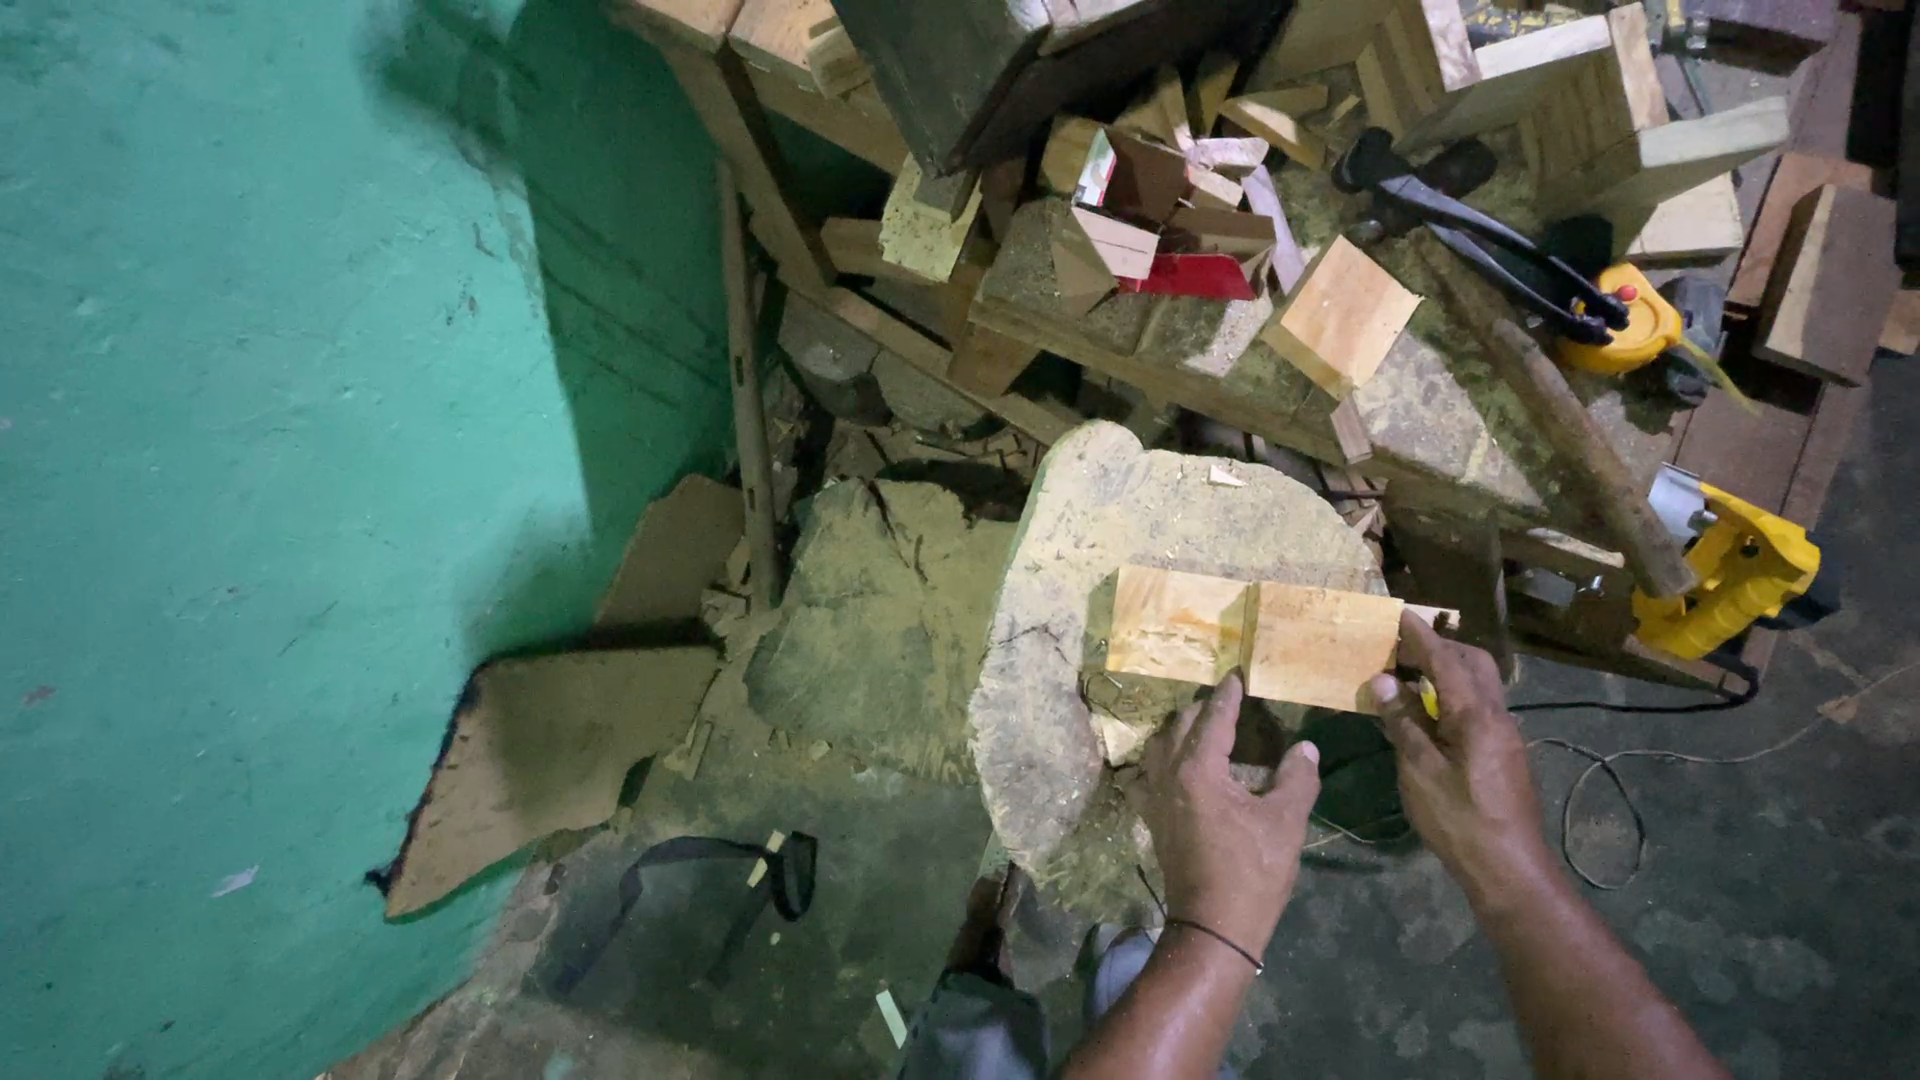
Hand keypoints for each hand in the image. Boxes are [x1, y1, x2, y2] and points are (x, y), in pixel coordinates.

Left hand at [1135, 673, 1321, 957]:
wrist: (1213, 923)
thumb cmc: (1253, 871)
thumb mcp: (1285, 823)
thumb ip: (1296, 779)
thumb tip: (1306, 747)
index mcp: (1199, 767)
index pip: (1214, 718)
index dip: (1227, 695)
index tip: (1235, 675)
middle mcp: (1168, 772)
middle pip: (1181, 724)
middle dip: (1203, 710)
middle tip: (1225, 703)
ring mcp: (1153, 794)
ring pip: (1158, 745)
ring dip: (1177, 731)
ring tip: (1199, 729)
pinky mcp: (1149, 815)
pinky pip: (1144, 775)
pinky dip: (1156, 762)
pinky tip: (1167, 767)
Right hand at [1368, 612, 1554, 911]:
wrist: (1509, 869)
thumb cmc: (1459, 819)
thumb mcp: (1419, 769)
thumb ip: (1402, 720)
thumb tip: (1384, 679)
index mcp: (1476, 716)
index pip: (1445, 661)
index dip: (1419, 635)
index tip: (1397, 613)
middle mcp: (1497, 717)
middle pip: (1473, 663)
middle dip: (1438, 645)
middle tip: (1399, 645)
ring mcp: (1503, 736)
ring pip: (1478, 684)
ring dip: (1446, 669)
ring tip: (1406, 673)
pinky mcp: (1501, 753)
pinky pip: (1476, 705)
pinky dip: (1450, 693)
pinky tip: (1425, 710)